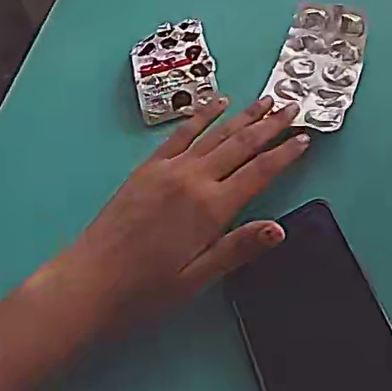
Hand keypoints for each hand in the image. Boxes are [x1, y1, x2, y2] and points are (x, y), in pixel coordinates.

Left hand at [18, 97, 310, 342]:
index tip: (304, 138)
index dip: (285, 154)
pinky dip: (203, 115)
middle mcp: (195, 179)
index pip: (260, 172)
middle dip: (272, 124)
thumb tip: (280, 228)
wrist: (87, 283)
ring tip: (267, 100)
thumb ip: (238, 248)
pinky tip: (219, 102)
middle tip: (293, 105)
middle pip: (243, 143)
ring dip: (245, 114)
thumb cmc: (144, 290)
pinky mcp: (150, 166)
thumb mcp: (196, 280)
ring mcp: (171, 168)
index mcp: (211, 207)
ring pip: (218, 133)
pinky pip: (183, 132)